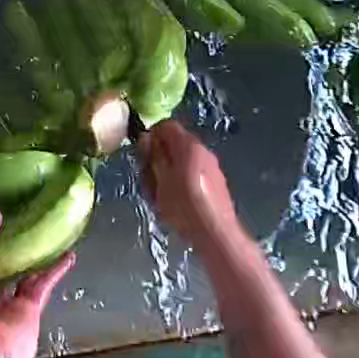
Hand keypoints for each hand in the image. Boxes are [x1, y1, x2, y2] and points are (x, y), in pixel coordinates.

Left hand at [0, 210, 73, 357]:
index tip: (0, 209)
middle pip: (1, 261)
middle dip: (13, 241)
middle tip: (30, 213)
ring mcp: (8, 303)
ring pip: (25, 271)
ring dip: (37, 253)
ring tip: (53, 228)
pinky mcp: (31, 312)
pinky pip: (45, 284)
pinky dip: (56, 269)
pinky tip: (69, 253)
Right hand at [139, 119, 244, 247]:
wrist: (215, 232)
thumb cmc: (183, 206)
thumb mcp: (160, 181)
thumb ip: (153, 157)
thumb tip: (146, 137)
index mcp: (190, 145)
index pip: (166, 126)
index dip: (151, 137)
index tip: (142, 157)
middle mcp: (203, 149)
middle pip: (175, 143)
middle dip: (159, 158)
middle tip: (149, 180)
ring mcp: (212, 165)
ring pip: (183, 159)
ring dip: (169, 171)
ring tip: (160, 194)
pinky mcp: (216, 181)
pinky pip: (193, 172)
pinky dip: (181, 180)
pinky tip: (177, 201)